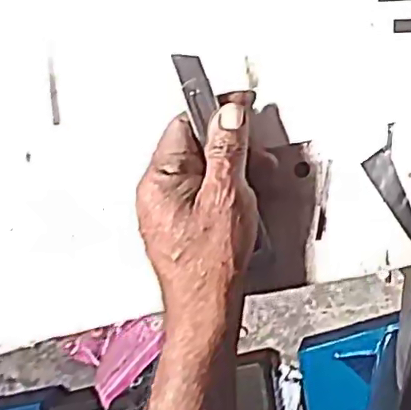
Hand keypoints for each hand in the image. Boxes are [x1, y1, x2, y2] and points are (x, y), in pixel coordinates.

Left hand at [136, 93, 266, 344]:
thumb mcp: (227, 194)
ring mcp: (170, 206)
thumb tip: (229, 114)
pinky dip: (230, 184)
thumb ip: (228, 149)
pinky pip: (208, 185)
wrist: (209, 304)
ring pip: (206, 164)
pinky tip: (244, 199)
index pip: (185, 124)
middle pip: (197, 143)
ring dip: (234, 166)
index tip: (241, 105)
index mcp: (159, 180)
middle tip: (252, 158)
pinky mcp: (185, 217)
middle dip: (231, 144)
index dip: (216, 112)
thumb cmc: (211, 262)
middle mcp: (158, 191)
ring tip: (250, 185)